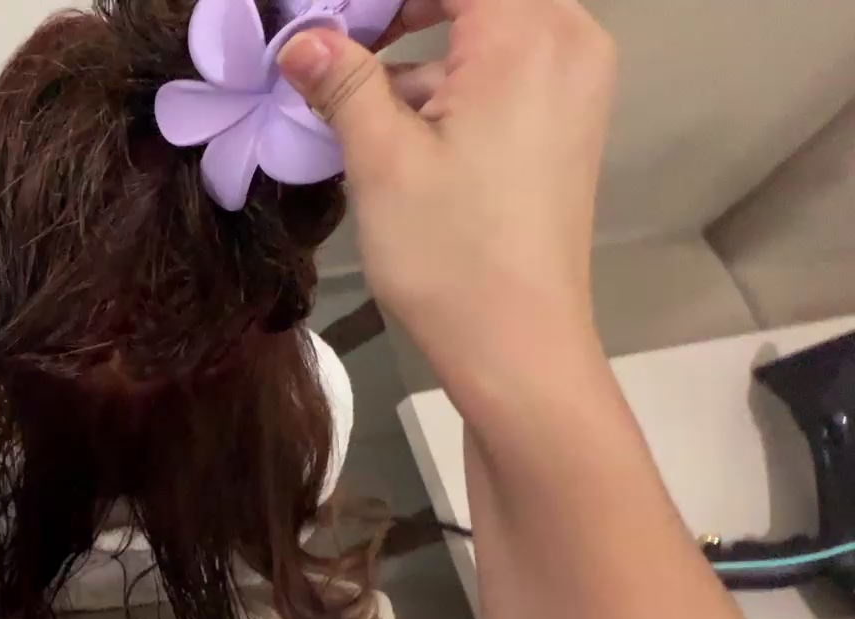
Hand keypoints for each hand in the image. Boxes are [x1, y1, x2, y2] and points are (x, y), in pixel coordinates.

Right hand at [277, 0, 615, 391]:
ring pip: (485, 34)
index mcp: (527, 36)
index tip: (326, 23)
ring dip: (416, 54)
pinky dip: (444, 84)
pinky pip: (500, 72)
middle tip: (329, 52)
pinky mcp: (561, 122)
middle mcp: (567, 40)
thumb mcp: (381, 161)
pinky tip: (390, 129)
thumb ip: (345, 85)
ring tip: (346, 99)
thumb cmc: (445, 247)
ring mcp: (572, 82)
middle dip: (399, 14)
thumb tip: (301, 39)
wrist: (510, 332)